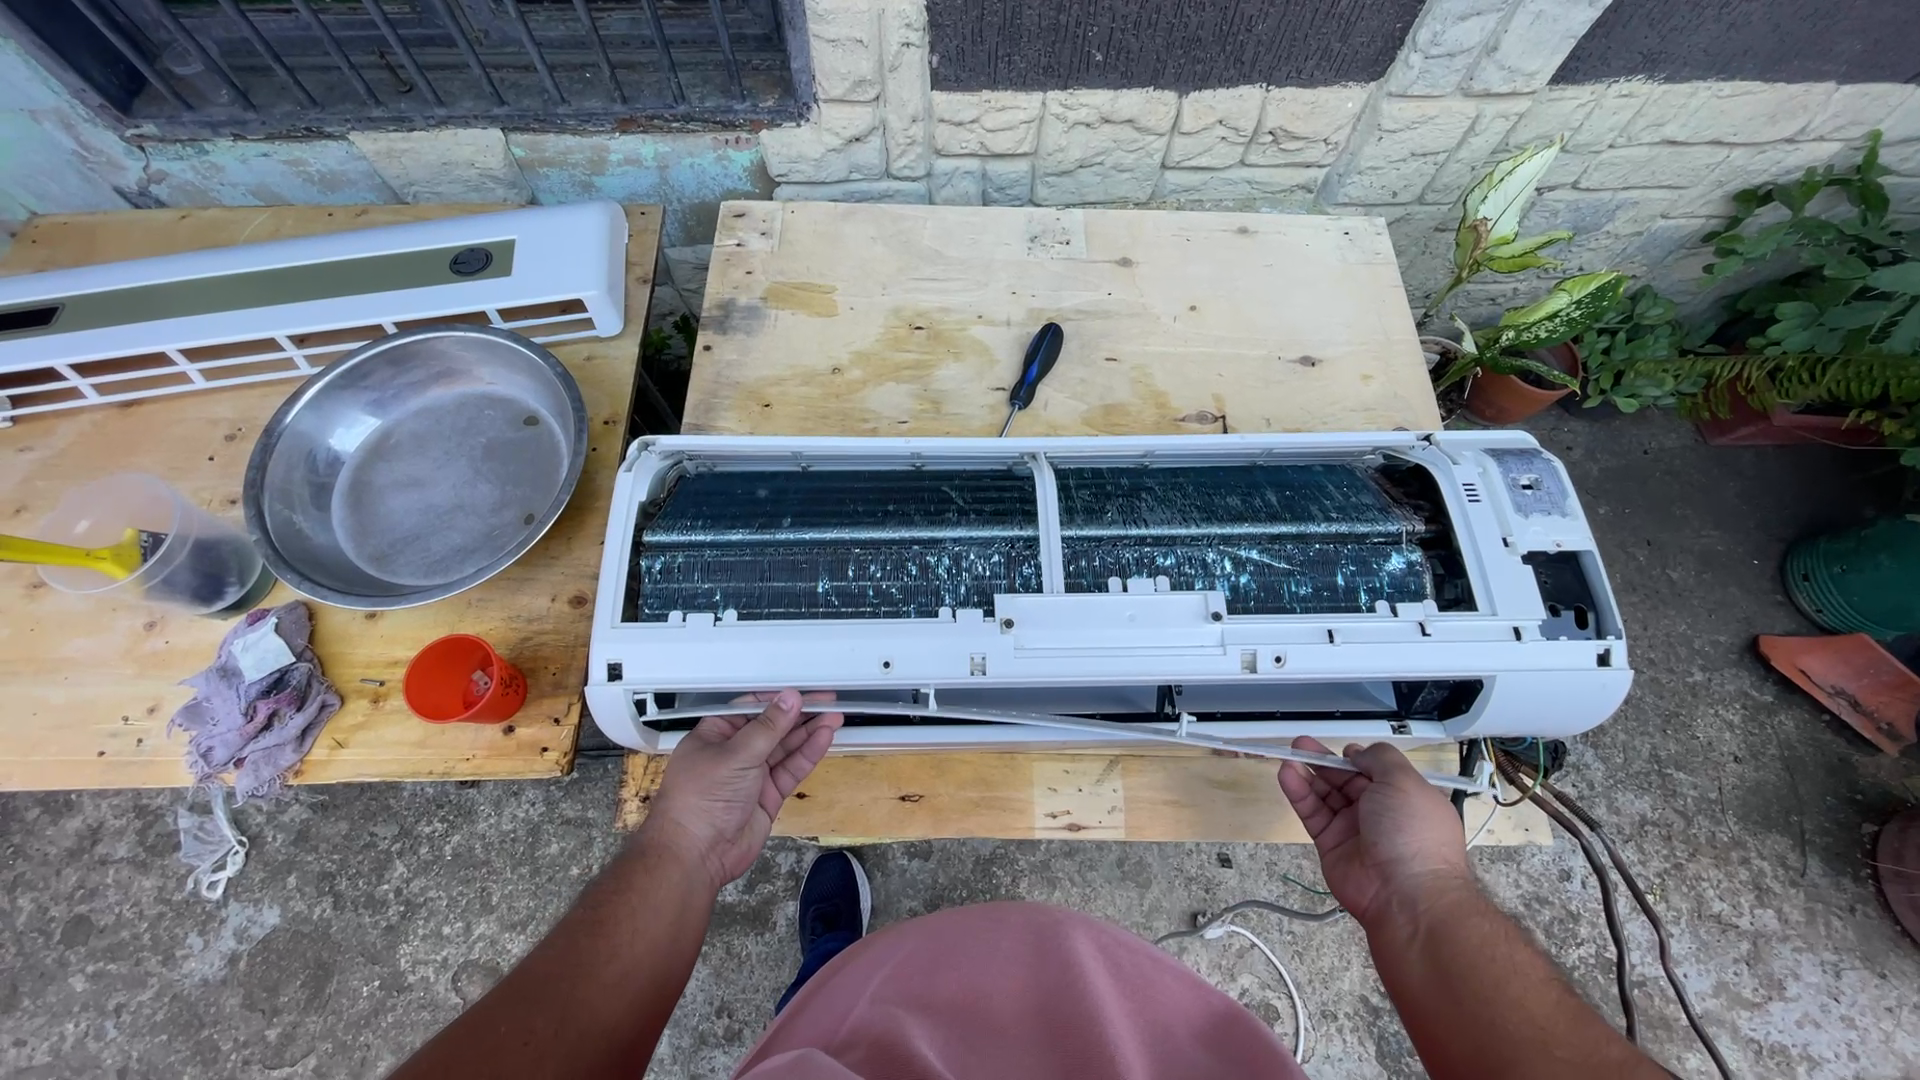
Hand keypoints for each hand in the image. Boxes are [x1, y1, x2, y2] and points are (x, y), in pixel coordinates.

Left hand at [643, 690, 842, 892]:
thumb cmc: (700, 801)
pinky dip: (807, 754)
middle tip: (827, 702)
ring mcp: (752, 775)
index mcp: (715, 735)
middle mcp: (733, 753)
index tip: (802, 692)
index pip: (751, 708)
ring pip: (785, 748)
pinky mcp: (767, 796)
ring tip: (833, 718)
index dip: (778, 699)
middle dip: (799, 715)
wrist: (696, 856)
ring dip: (808, 733)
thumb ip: (768, 726)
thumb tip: (789, 699)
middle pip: (772, 727)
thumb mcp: (736, 754)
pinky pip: (790, 769)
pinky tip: (823, 739)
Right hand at [1276, 737, 1473, 928]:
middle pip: (1346, 780)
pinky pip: (1312, 813)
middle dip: (1324, 761)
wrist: (1405, 895)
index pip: (1376, 772)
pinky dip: (1299, 793)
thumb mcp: (1404, 782)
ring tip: (1288, 756)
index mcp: (1404, 798)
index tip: (1344, 751)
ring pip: (1325, 795)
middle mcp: (1379, 813)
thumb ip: (1379, 758)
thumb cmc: (1412, 831)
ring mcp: (1353, 829)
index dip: (1358, 758)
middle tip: (1299, 744)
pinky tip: (1287, 775)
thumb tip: (1357, 753)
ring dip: (1307, 774)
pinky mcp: (1330, 844)